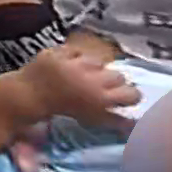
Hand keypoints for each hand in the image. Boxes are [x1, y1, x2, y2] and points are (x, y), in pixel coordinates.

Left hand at [22, 45, 139, 128]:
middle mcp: (91, 79)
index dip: (130, 94)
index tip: (122, 95)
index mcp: (102, 97)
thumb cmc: (65, 108)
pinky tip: (72, 62)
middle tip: (103, 83)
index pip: (133, 93)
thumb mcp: (94, 118)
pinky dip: (74, 54)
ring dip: (95, 66)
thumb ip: (119, 120)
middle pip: (118, 75)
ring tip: (86, 71)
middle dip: (112, 79)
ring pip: (97, 60)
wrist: (31, 94)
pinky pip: (74, 49)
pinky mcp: (57, 53)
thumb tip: (141, 122)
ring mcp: (73, 64)